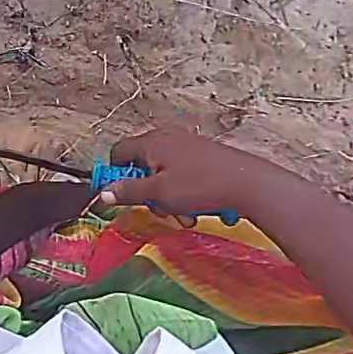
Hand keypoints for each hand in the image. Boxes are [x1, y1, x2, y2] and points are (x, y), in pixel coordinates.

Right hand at [102, 128, 327, 230]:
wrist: (249, 183)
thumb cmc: (200, 185)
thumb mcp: (159, 193)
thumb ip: (129, 191)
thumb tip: (103, 192)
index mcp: (152, 142)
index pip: (119, 152)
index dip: (115, 174)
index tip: (122, 194)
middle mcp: (167, 138)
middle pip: (142, 165)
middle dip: (147, 191)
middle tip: (160, 209)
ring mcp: (187, 146)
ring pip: (164, 173)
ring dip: (168, 197)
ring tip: (184, 215)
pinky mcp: (204, 156)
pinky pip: (182, 174)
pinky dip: (184, 192)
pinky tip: (197, 208)